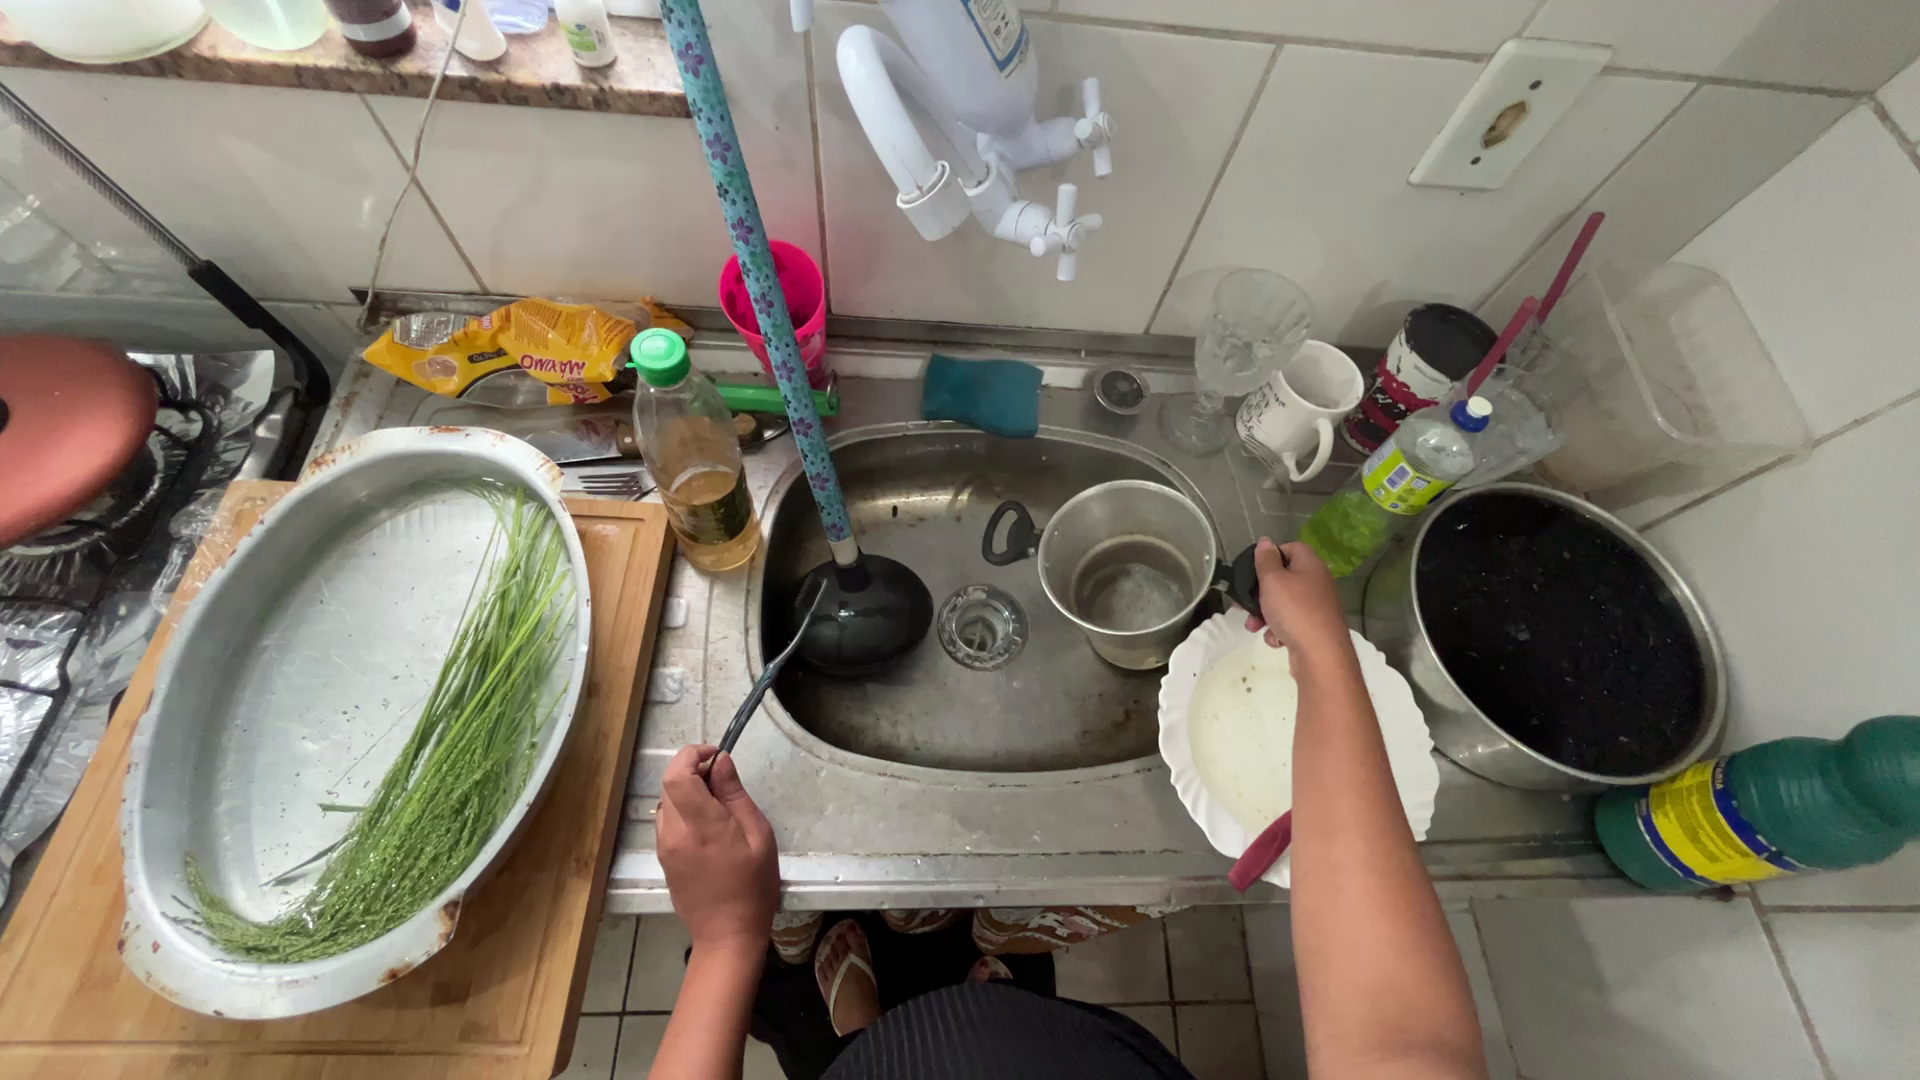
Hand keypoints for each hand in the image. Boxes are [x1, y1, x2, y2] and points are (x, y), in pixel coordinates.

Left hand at [658, 745, 778, 954]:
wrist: (727, 935)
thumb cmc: (753, 884)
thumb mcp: (758, 834)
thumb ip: (734, 794)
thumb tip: (720, 761)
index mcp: (700, 825)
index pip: (677, 775)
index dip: (692, 755)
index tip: (717, 755)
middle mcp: (673, 833)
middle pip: (669, 784)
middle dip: (693, 770)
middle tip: (723, 779)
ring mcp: (664, 847)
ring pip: (666, 801)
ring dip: (687, 790)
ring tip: (718, 802)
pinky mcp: (664, 858)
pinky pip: (667, 820)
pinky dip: (683, 809)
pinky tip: (708, 824)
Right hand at [1242, 537, 1351, 662]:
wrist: (1321, 654)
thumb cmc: (1294, 610)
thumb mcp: (1273, 580)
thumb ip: (1265, 560)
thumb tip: (1266, 541)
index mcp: (1311, 565)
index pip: (1290, 547)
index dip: (1270, 555)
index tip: (1253, 569)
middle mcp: (1317, 582)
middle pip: (1284, 577)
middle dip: (1260, 591)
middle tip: (1244, 601)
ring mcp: (1317, 606)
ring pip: (1284, 602)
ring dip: (1265, 612)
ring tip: (1253, 626)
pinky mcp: (1315, 626)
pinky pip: (1291, 621)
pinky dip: (1279, 628)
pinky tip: (1275, 638)